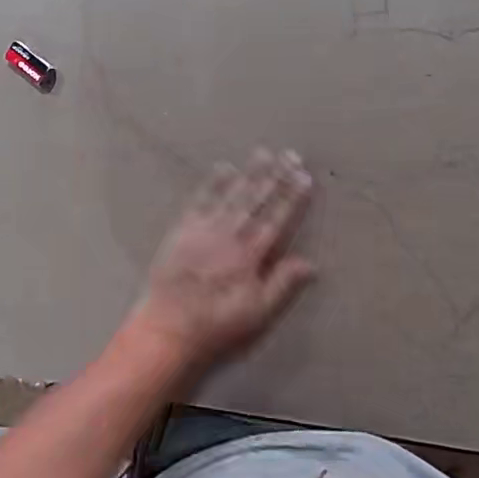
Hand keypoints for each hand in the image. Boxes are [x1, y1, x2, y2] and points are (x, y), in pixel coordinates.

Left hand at [122, 148, 316, 371]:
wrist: (167, 325)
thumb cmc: (216, 324)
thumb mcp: (257, 314)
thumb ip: (282, 285)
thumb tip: (311, 263)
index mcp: (249, 256)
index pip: (276, 220)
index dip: (292, 198)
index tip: (305, 177)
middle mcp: (228, 236)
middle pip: (256, 201)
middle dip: (275, 177)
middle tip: (290, 154)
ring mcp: (203, 229)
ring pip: (231, 195)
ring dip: (249, 173)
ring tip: (263, 153)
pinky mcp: (182, 229)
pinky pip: (200, 200)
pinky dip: (213, 183)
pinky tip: (223, 168)